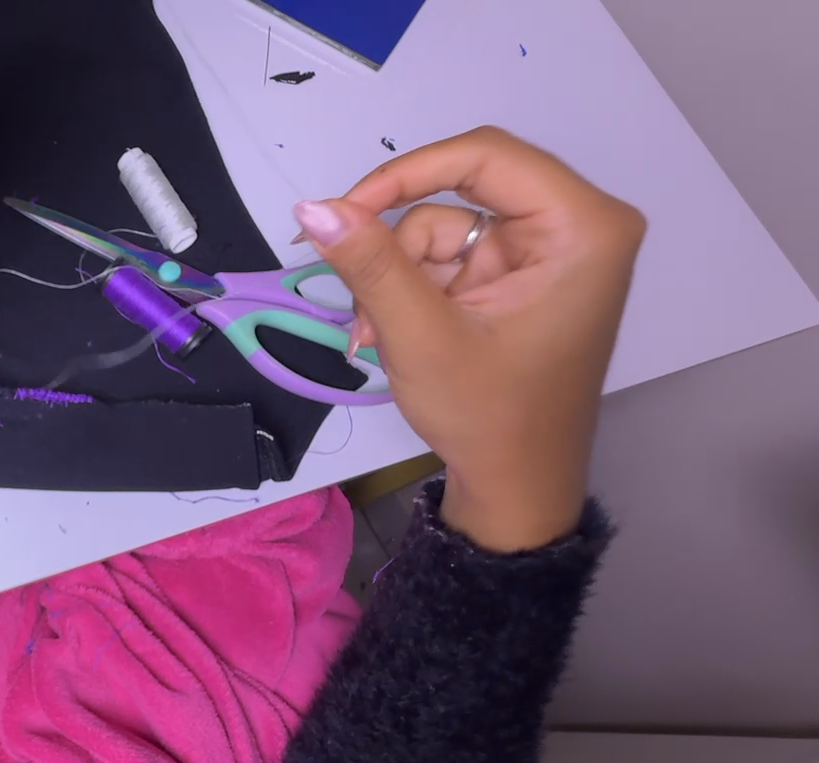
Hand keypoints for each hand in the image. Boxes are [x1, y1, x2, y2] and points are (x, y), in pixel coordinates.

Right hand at [290, 127, 646, 551]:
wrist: (511, 477)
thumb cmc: (484, 412)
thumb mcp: (418, 334)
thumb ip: (367, 265)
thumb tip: (312, 210)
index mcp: (578, 227)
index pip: (484, 157)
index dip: (401, 176)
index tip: (336, 216)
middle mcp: (566, 228)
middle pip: (453, 199)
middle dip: (393, 252)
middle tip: (358, 298)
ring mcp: (534, 257)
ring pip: (432, 237)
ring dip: (389, 284)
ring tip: (378, 337)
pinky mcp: (506, 283)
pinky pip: (435, 266)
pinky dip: (401, 298)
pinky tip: (391, 336)